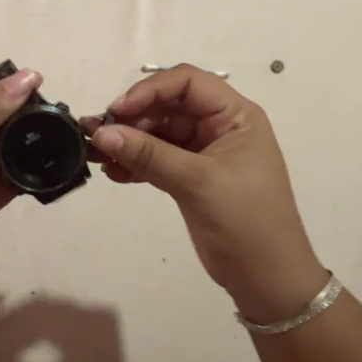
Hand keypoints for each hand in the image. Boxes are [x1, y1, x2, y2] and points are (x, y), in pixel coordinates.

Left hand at [0, 70, 41, 293]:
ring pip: (2, 153)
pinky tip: (52, 167)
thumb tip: (29, 75)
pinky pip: (8, 182)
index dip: (4, 91)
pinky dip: (27, 176)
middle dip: (20, 121)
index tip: (42, 87)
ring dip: (27, 148)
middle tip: (60, 116)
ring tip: (63, 138)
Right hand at [89, 66, 326, 319]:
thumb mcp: (197, 183)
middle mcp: (220, 126)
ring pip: (158, 133)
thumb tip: (100, 132)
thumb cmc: (245, 221)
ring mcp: (205, 153)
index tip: (116, 111)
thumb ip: (149, 154)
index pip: (187, 82)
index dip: (149, 90)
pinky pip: (157, 159)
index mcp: (235, 116)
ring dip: (128, 142)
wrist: (267, 278)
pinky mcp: (191, 178)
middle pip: (168, 106)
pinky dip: (135, 164)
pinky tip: (112, 174)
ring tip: (94, 155)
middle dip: (131, 118)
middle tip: (95, 135)